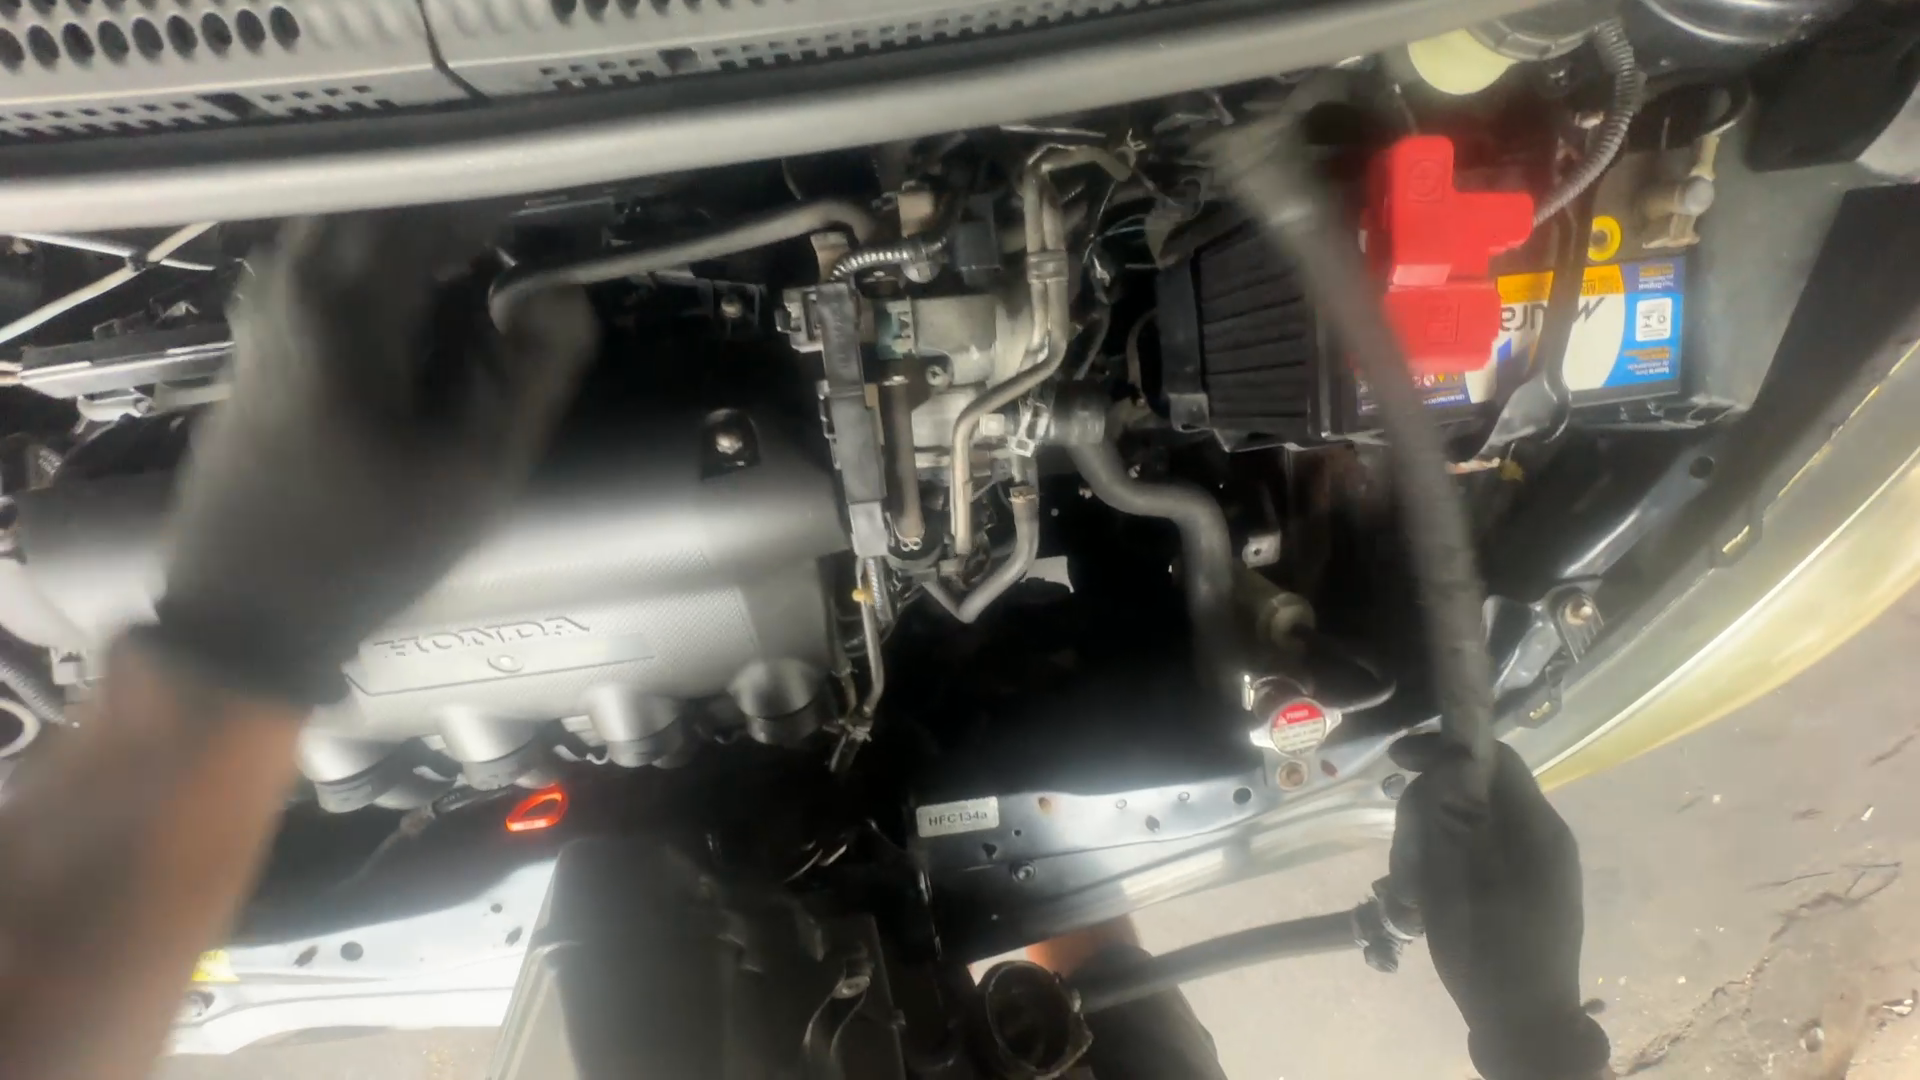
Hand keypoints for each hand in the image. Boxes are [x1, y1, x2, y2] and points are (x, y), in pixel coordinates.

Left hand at [148, 213, 596, 703]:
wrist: (258, 606)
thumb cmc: (381, 540)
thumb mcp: (481, 467)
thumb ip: (532, 374)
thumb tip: (567, 295)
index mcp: (345, 312)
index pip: (426, 214)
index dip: (493, 207)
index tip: (550, 219)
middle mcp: (289, 293)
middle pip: (382, 217)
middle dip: (459, 225)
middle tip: (526, 256)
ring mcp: (265, 319)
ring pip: (352, 245)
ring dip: (424, 253)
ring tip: (489, 285)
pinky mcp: (262, 349)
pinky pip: (329, 278)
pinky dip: (390, 280)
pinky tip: (432, 321)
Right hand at [1388, 736, 1609, 1079]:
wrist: (1521, 1020)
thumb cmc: (1486, 943)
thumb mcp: (1454, 869)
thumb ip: (1450, 809)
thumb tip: (1444, 757)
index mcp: (1535, 826)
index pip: (1492, 756)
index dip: (1442, 747)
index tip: (1397, 759)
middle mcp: (1538, 835)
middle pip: (1470, 785)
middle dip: (1425, 805)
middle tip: (1403, 841)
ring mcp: (1531, 861)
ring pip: (1462, 817)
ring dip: (1425, 837)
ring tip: (1409, 879)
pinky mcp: (1518, 883)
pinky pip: (1471, 846)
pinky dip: (1440, 858)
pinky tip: (1420, 891)